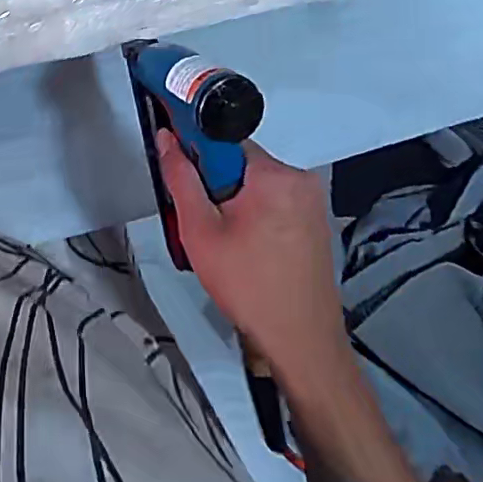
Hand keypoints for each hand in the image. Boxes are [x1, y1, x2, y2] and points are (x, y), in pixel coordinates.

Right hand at [158, 130, 345, 379]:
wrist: (301, 342)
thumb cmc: (252, 289)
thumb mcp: (200, 231)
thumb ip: (180, 178)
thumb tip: (167, 139)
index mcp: (275, 175)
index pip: (223, 141)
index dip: (196, 157)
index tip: (182, 175)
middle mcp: (300, 179)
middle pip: (239, 163)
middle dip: (215, 186)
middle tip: (205, 223)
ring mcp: (311, 201)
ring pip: (255, 184)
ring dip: (233, 202)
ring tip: (226, 241)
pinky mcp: (314, 220)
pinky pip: (273, 201)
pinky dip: (255, 216)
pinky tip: (246, 248)